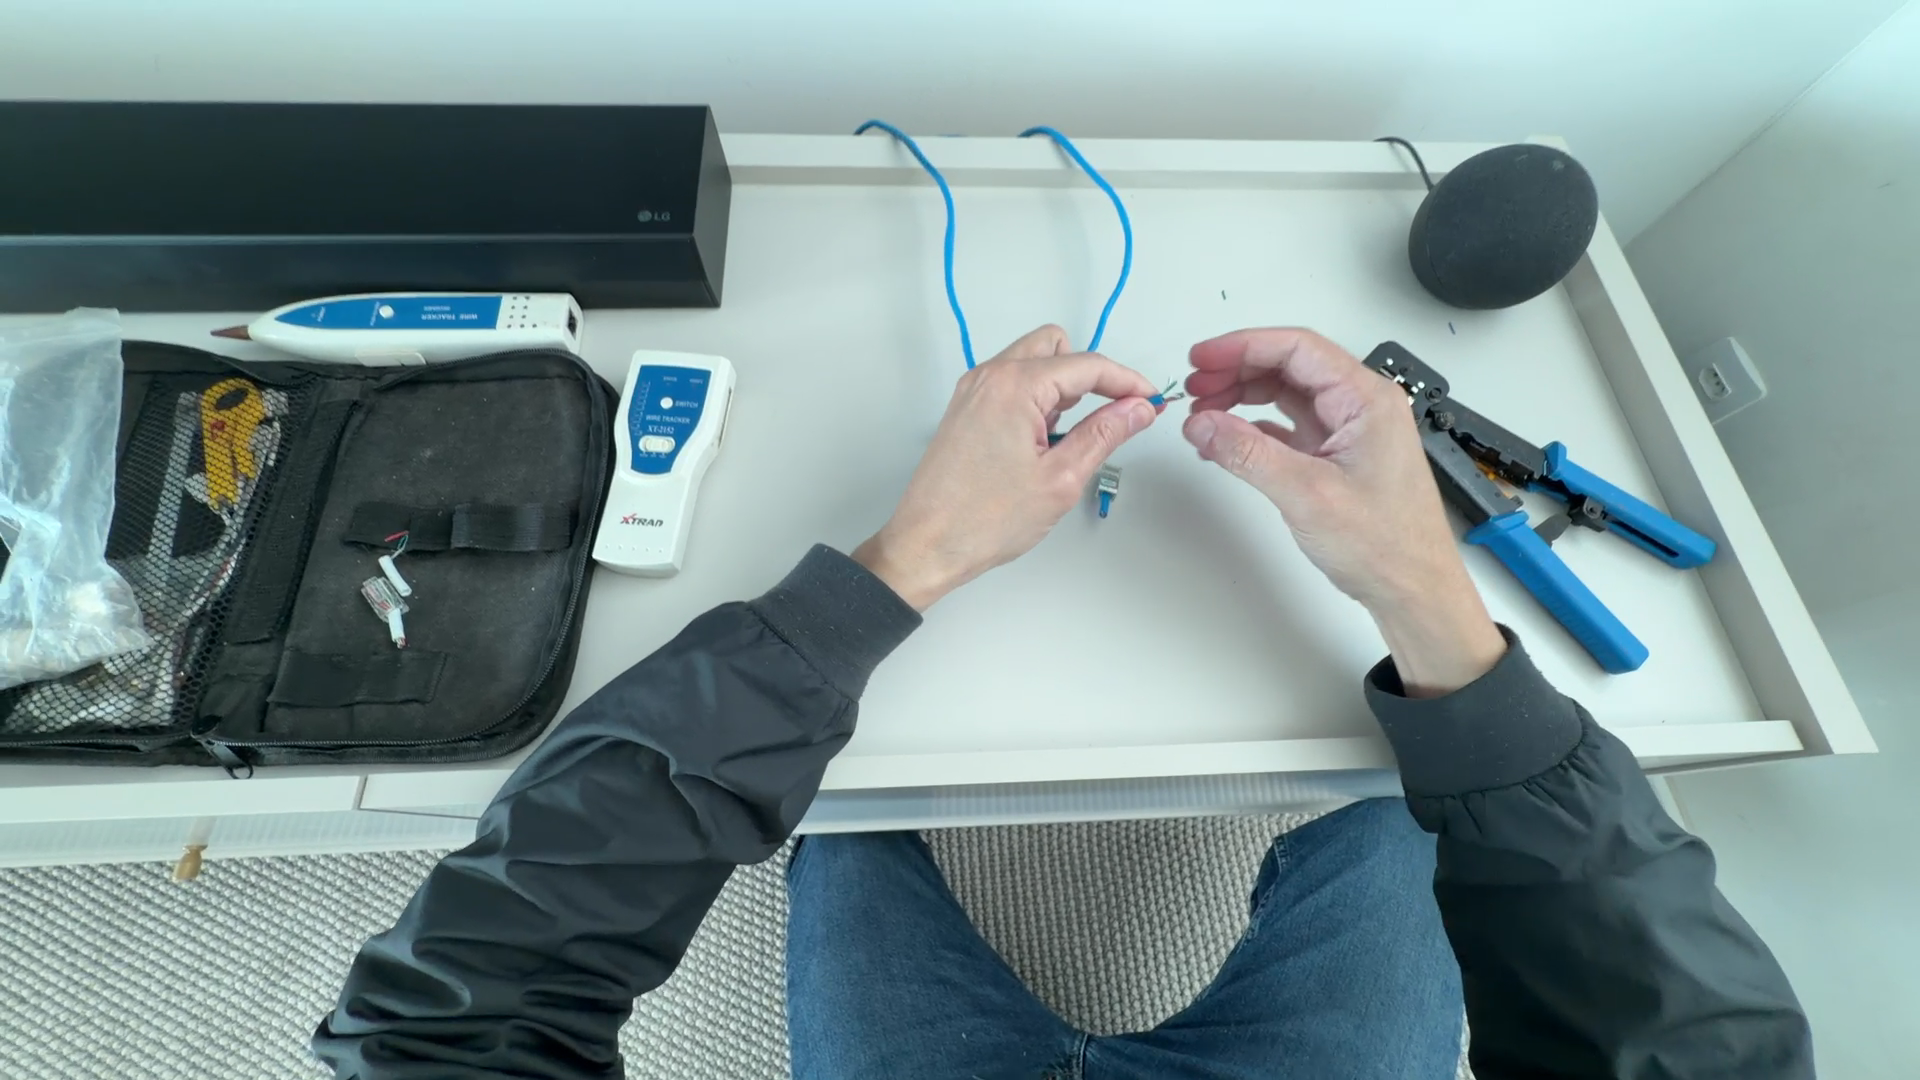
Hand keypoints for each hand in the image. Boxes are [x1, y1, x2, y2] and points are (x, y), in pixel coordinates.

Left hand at [854, 325, 1159, 609]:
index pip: (1086, 365)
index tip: (1150, 401)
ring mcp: (972, 393)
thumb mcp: (1061, 479)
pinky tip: (1041, 443)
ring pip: (1031, 364)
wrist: (927, 546)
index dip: (1126, 381)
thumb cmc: (984, 520)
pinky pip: (1010, 386)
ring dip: (1061, 388)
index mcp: (1014, 386)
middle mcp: (989, 378)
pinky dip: (1035, 401)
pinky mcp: (965, 412)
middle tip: (1109, 416)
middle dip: (1089, 375)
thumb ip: (1104, 434)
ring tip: (1068, 440)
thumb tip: (1138, 409)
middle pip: (1055, 347)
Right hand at [1181, 328, 1505, 695]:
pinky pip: (1283, 427)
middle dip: (1236, 371)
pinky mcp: (1332, 456)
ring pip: (1283, 395)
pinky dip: (1250, 428)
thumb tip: (1202, 423)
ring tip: (1202, 413)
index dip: (1243, 346)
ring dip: (1240, 398)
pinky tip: (1224, 440)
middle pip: (1287, 367)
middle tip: (1195, 386)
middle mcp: (1357, 408)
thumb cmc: (1384, 544)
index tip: (1202, 357)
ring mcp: (1344, 432)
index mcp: (1365, 400)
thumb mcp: (1306, 494)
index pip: (1297, 349)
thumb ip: (1247, 453)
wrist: (1410, 590)